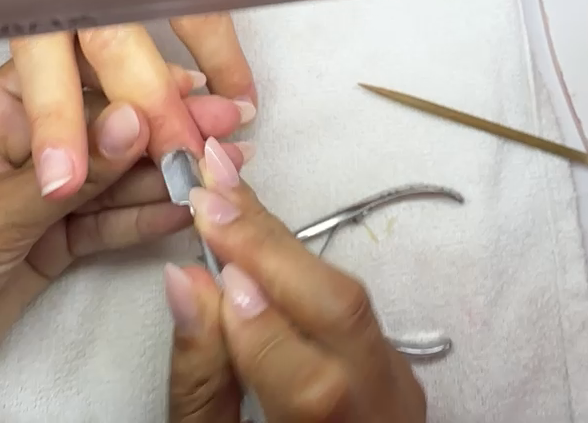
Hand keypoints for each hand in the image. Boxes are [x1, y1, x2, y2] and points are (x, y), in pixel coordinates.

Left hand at [0, 21, 257, 199]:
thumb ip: (71, 172)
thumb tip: (139, 117)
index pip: (81, 86)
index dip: (145, 87)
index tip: (201, 94)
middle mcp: (24, 147)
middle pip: (109, 131)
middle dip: (171, 132)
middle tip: (231, 130)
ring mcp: (38, 195)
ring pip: (115, 177)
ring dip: (167, 176)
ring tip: (225, 171)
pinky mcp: (46, 242)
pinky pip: (105, 223)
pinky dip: (143, 220)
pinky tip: (185, 210)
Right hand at [164, 146, 426, 421]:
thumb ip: (204, 387)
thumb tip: (187, 284)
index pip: (313, 382)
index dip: (262, 325)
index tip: (209, 263)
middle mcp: (388, 407)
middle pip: (343, 313)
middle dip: (271, 247)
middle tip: (212, 187)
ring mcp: (399, 379)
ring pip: (351, 296)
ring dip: (283, 242)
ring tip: (228, 194)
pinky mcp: (393, 360)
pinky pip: (347, 301)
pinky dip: (300, 264)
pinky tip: (262, 236)